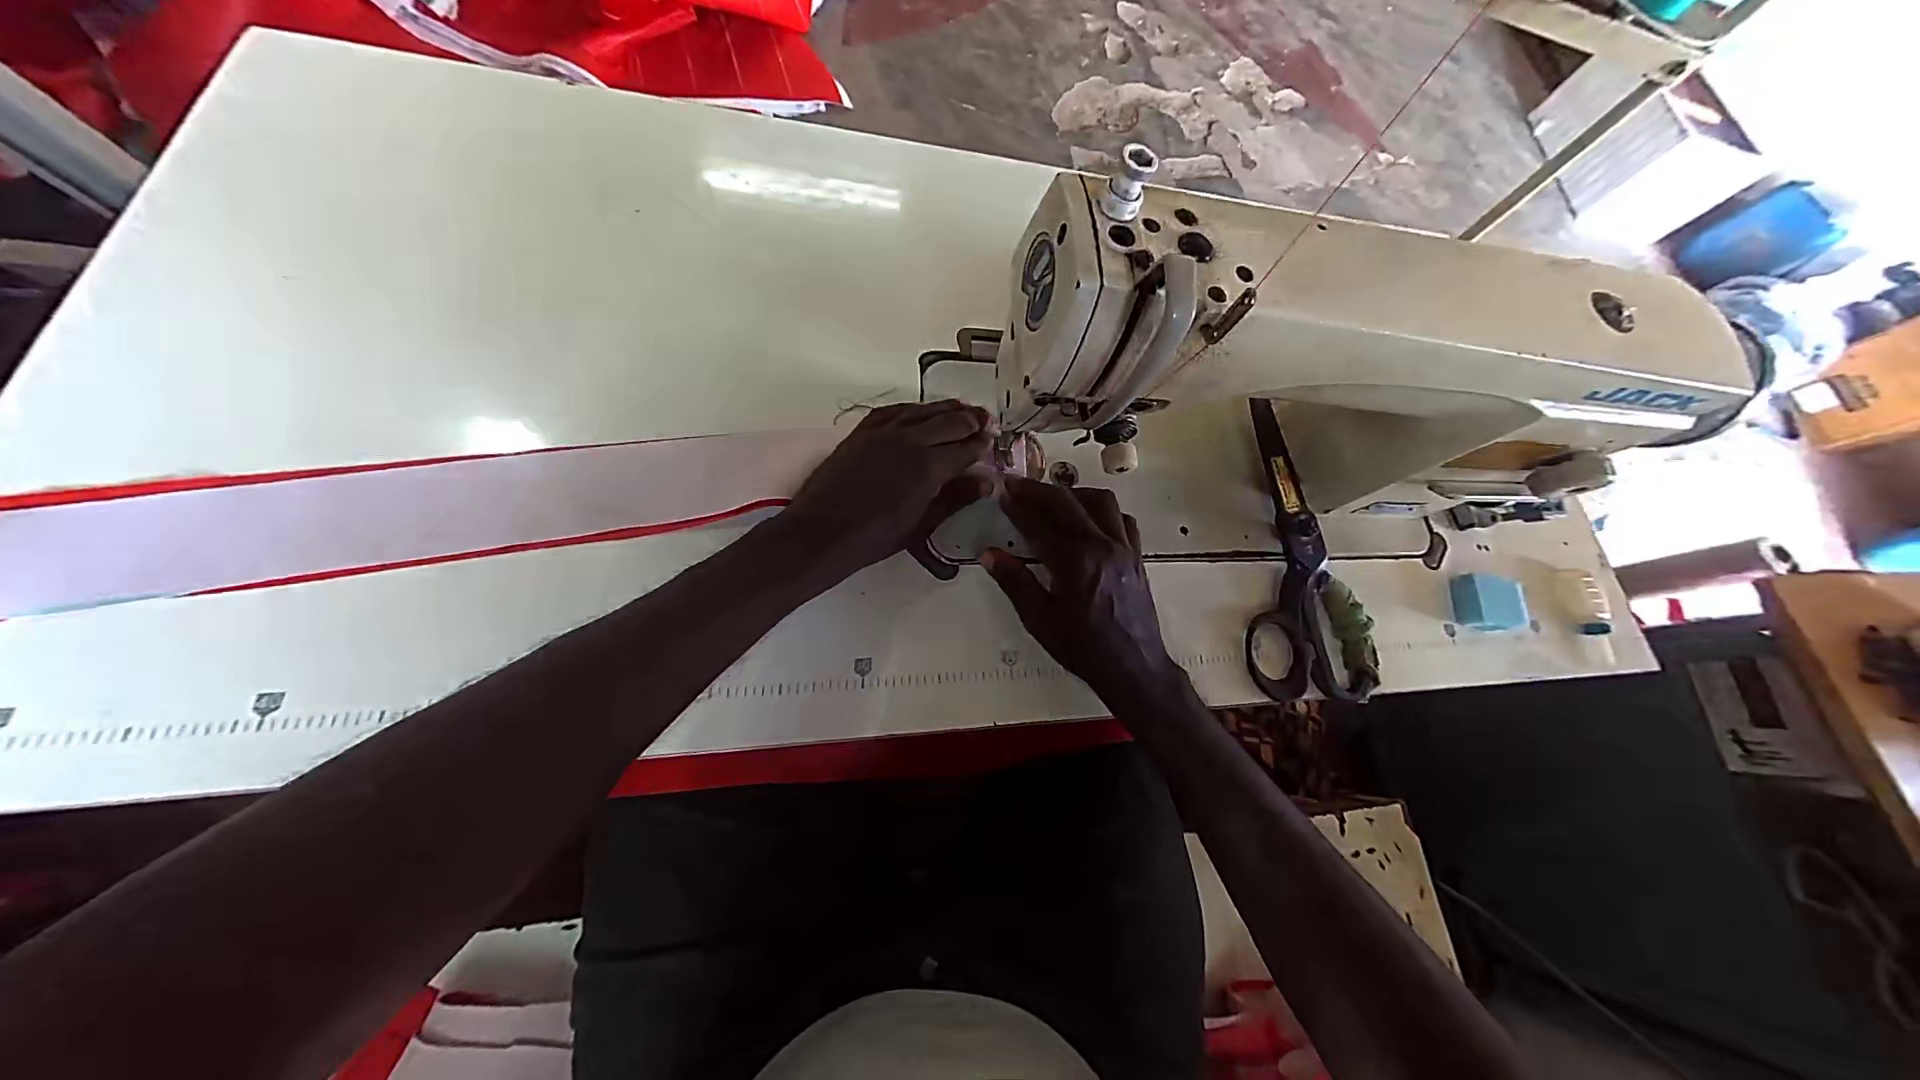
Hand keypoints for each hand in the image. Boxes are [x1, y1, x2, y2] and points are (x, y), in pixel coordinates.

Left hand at [779, 400, 994, 571]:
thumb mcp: (921, 524)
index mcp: (929, 466)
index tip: (991, 443)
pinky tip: (919, 410)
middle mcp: (910, 441)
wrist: (823, 532)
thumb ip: (954, 499)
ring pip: (922, 410)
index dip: (981, 445)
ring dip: (945, 408)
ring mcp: (884, 433)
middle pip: (949, 422)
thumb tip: (983, 483)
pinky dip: (911, 408)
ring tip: (961, 409)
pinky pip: (892, 411)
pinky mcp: (862, 433)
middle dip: (970, 421)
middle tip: (984, 421)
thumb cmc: (873, 537)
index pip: (965, 448)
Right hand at [980, 476, 1182, 702]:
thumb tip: (990, 555)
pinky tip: (1089, 518)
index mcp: (1074, 563)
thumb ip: (1015, 583)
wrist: (1133, 667)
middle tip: (1017, 484)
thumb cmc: (1084, 649)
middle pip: (1067, 503)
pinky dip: (1103, 511)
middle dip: (1038, 490)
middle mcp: (1101, 547)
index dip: (1017, 506)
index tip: (1002, 492)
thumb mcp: (1040, 621)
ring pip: (1100, 502)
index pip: (1039, 524)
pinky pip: (1122, 519)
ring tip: (1052, 496)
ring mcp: (1124, 548)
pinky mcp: (1137, 556)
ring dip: (1073, 493)